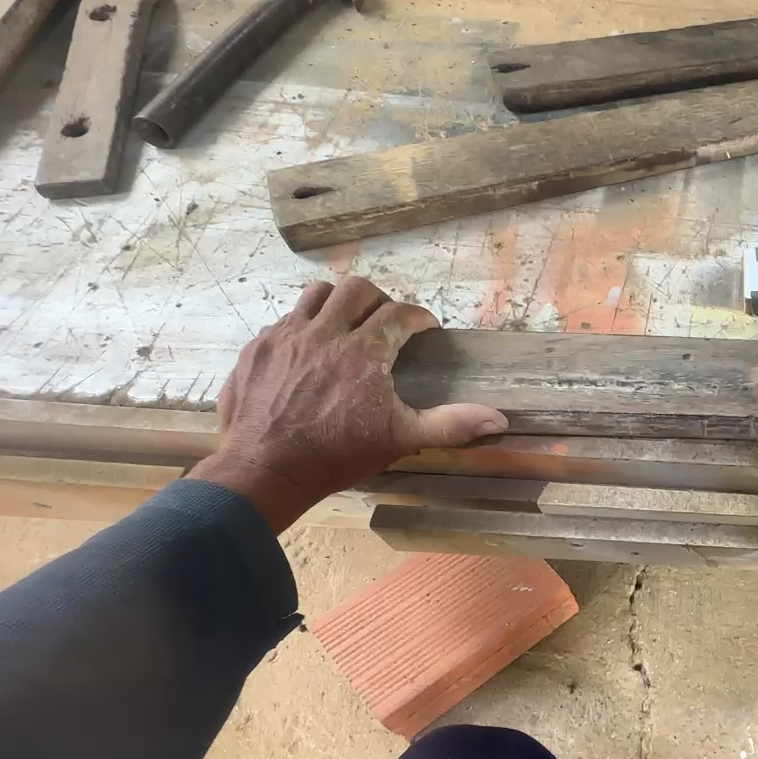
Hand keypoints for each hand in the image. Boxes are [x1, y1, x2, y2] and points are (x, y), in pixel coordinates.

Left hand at [189, 277, 508, 531]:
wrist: (265, 469)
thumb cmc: (340, 454)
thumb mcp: (403, 439)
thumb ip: (452, 424)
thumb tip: (498, 419)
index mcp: (364, 352)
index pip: (399, 314)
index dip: (419, 316)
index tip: (427, 327)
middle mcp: (324, 334)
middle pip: (357, 289)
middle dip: (381, 300)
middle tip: (390, 321)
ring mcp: (286, 337)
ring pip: (317, 294)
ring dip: (341, 303)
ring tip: (350, 325)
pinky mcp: (258, 348)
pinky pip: (287, 320)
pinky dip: (308, 325)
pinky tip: (315, 352)